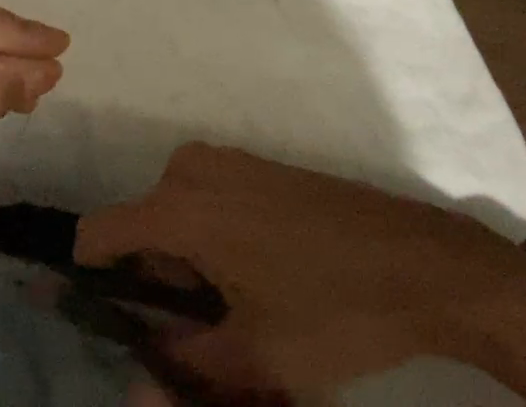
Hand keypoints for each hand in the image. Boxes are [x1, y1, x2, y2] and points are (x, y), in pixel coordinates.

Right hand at [77, 144, 525, 406]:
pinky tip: (265, 272)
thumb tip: (142, 365)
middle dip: (158, 277)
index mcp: (177, 209)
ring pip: (176, 213)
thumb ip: (187, 361)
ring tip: (239, 303)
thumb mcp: (259, 356)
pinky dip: (217, 235)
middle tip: (199, 324)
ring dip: (189, 258)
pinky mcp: (257, 164)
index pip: (99, 232)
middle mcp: (188, 170)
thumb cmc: (338, 310)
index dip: (91, 273)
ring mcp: (225, 160)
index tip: (104, 310)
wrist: (435, 265)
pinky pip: (208, 199)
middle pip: (143, 228)